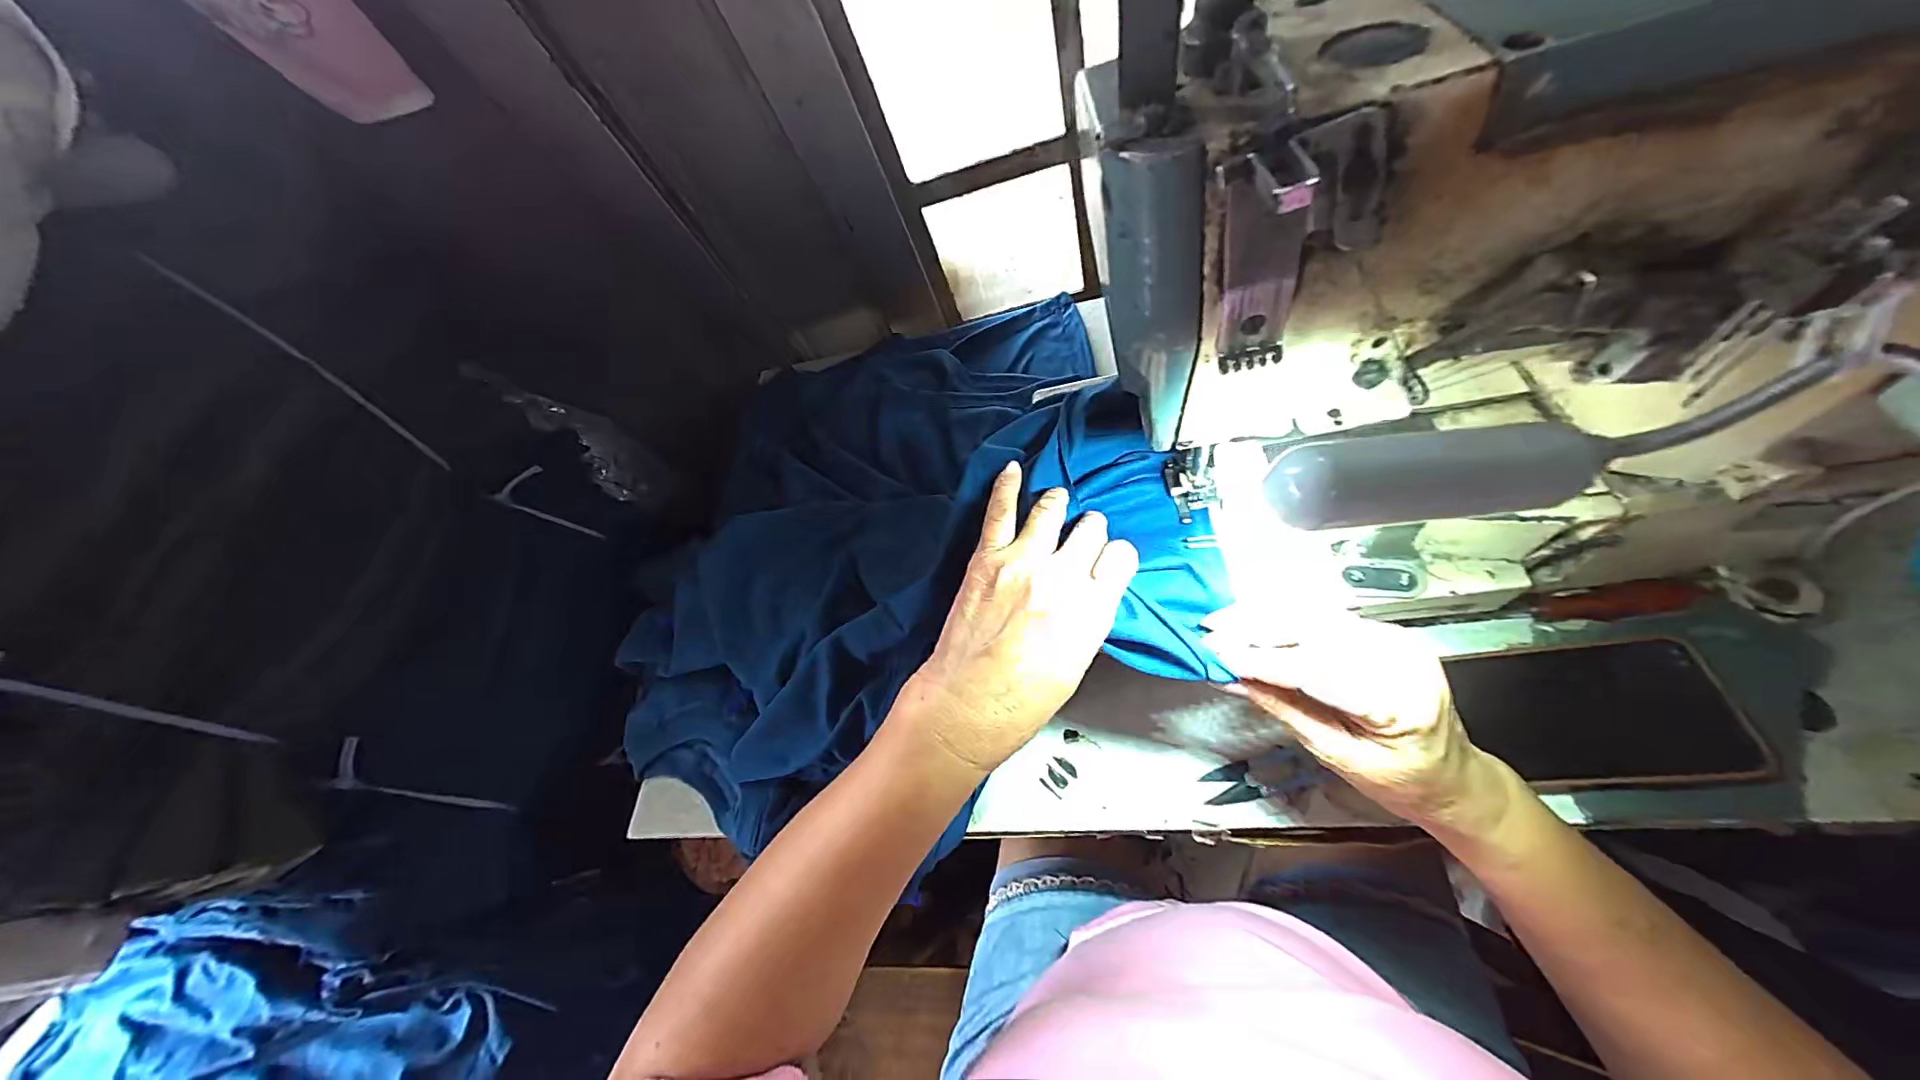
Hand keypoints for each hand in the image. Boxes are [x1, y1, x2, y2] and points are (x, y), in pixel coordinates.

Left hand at [889, 461, 1138, 776]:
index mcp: (1094, 610)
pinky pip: (1001, 511)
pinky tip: (1012, 471)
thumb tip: (1089, 593)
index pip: (1121, 557)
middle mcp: (1064, 579)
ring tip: (1056, 502)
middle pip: (1090, 529)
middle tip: (1080, 536)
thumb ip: (1088, 617)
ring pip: (1051, 511)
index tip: (1108, 558)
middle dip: (1088, 530)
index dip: (1115, 555)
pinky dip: (1007, 487)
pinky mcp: (987, 560)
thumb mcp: (1078, 662)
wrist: (967, 705)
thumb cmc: (1022, 700)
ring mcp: (1023, 563)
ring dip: (1057, 504)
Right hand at [1213, 616, 1519, 836]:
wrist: (1451, 773)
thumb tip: (1235, 679)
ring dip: (1264, 617)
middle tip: (1212, 634)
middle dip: (1257, 629)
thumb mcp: (1338, 756)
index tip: (1221, 656)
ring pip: (1316, 615)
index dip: (1263, 660)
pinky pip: (1325, 617)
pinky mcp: (1383, 631)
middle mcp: (1403, 659)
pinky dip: (1283, 618)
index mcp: (1401, 701)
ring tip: (1223, 624)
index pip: (1318, 669)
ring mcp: (1396, 639)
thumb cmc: (1403, 779)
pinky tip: (1254, 622)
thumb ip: (1285, 710)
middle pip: (1316, 630)